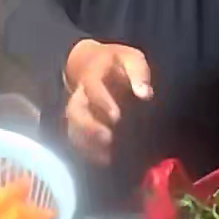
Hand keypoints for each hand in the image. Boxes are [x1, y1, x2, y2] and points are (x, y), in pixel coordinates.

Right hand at [64, 40, 152, 165]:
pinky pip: (77, 139)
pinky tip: (104, 160)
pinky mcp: (77, 124)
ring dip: (87, 143)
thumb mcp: (131, 59)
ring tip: (106, 156)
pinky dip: (88, 151)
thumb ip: (138, 73)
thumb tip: (145, 94)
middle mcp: (79, 95)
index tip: (116, 116)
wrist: (92, 64)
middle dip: (89, 127)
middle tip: (108, 139)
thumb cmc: (116, 63)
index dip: (102, 102)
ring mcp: (76, 111)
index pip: (92, 87)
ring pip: (73, 128)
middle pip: (75, 111)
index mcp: (91, 75)